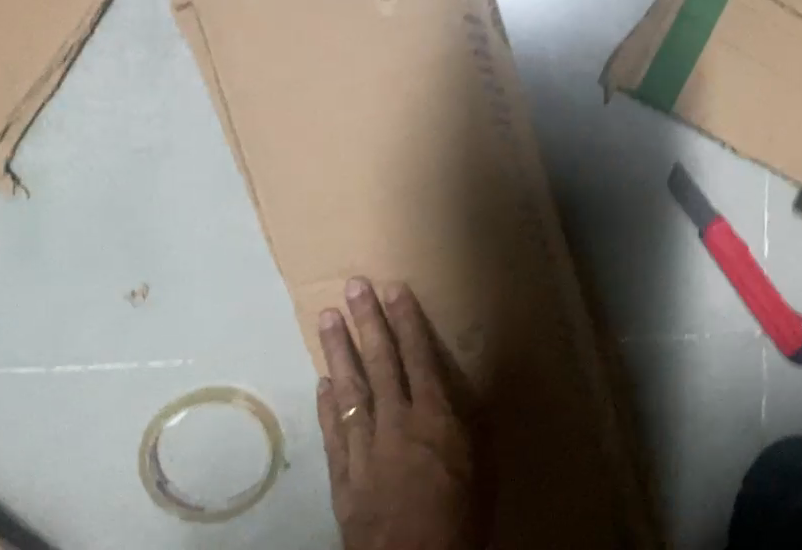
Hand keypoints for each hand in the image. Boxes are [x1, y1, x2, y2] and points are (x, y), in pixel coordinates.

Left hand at [317, 278, 480, 549]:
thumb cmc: (459, 515)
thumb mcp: (478, 464)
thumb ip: (464, 424)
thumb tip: (460, 393)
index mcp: (435, 416)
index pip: (419, 355)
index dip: (406, 320)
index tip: (394, 289)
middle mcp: (397, 422)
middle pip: (381, 362)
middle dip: (369, 321)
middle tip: (354, 286)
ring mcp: (365, 448)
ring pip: (350, 388)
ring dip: (340, 350)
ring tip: (328, 318)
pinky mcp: (343, 476)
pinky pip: (335, 430)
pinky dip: (329, 404)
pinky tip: (323, 381)